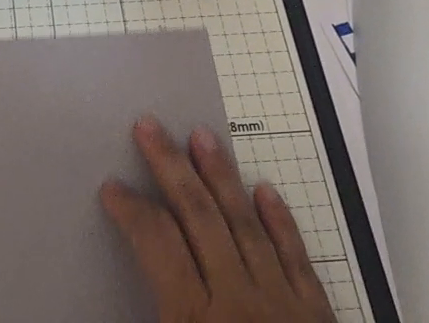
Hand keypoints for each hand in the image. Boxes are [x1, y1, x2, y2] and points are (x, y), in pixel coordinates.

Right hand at [102, 117, 336, 322]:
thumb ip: (153, 318)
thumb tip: (109, 306)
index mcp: (196, 322)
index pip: (158, 245)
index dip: (132, 211)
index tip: (112, 187)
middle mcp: (240, 302)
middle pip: (200, 218)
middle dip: (171, 168)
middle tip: (149, 126)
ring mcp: (284, 306)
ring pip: (248, 225)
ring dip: (222, 178)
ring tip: (201, 135)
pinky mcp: (319, 318)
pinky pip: (298, 260)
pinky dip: (281, 223)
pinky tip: (266, 191)